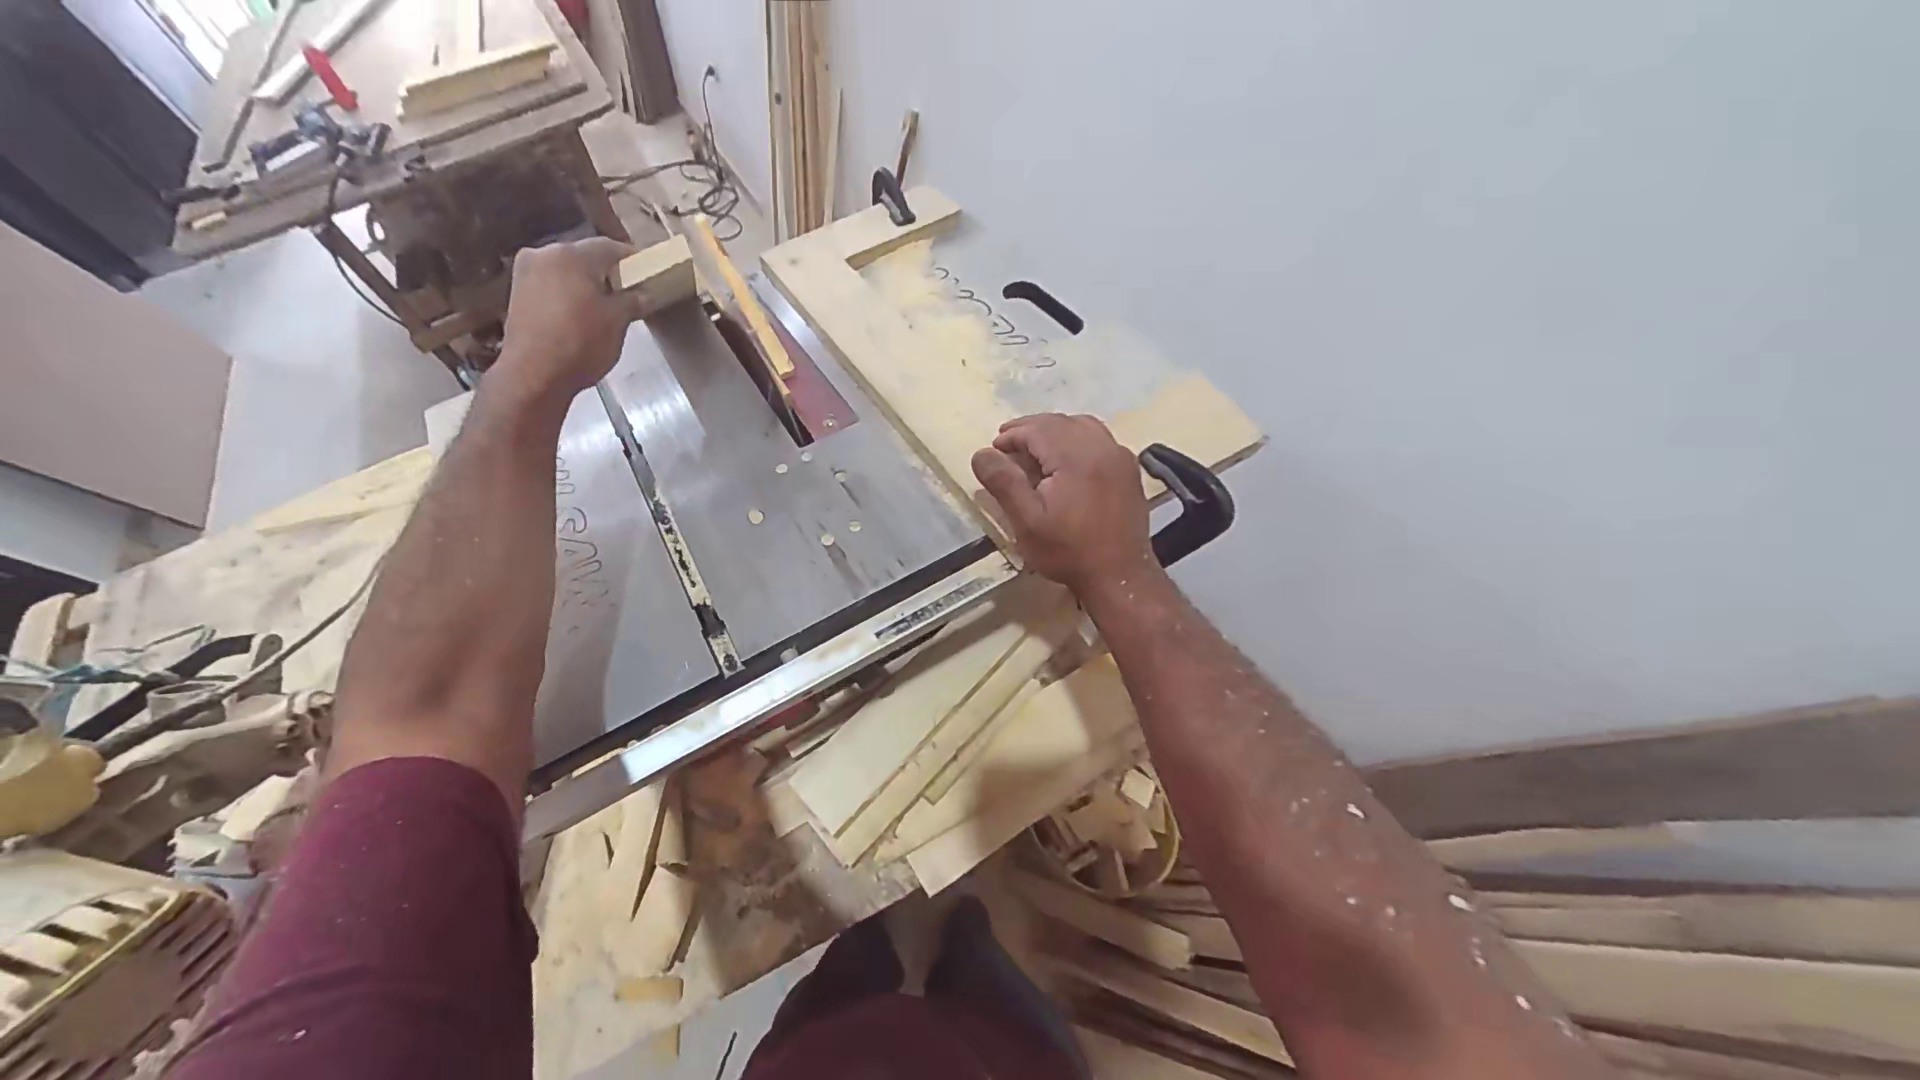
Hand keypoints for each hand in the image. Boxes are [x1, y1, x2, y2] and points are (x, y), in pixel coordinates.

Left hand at [496, 237, 642, 397]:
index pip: (610, 247)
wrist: (534, 374)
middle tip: (631, 293)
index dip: (633, 260)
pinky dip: (570, 295)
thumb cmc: (581, 342)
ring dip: (588, 285)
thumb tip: (646, 294)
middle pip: (586, 257)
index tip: (649, 274)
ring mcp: (526, 273)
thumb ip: (634, 300)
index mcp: (571, 255)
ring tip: (607, 308)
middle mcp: (544, 254)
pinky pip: (553, 285)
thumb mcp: (618, 321)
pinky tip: (582, 315)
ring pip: (568, 271)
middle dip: (609, 273)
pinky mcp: (518, 293)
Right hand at [971, 413, 1157, 593]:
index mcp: (1077, 456)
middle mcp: (1102, 447)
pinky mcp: (1129, 471)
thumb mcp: (1027, 522)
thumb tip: (982, 453)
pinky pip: (1100, 440)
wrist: (1119, 577)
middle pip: (1061, 422)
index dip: (1013, 435)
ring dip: (1055, 431)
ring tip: (1034, 448)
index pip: (1038, 429)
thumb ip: (1004, 483)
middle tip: (1007, 443)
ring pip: (1082, 426)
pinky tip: (1066, 460)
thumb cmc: (1069, 551)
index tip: (995, 449)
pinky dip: (1077, 440)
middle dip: (1031, 429)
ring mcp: (1120, 457)